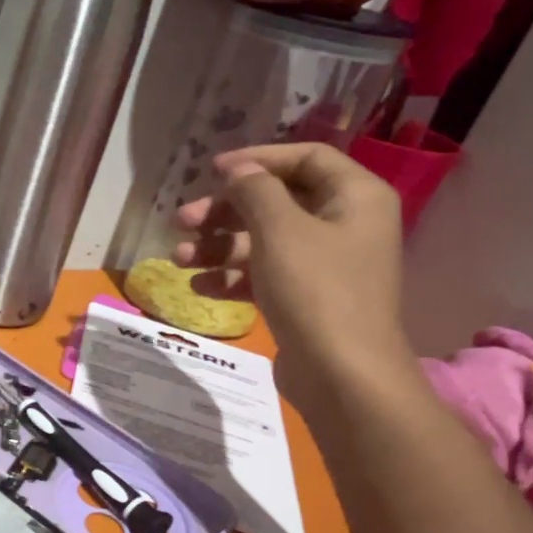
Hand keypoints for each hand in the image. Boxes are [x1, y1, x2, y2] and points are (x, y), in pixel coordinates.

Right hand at [172, 143, 417, 402]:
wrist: (343, 374)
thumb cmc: (316, 290)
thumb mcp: (280, 230)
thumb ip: (256, 191)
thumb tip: (238, 171)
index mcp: (354, 197)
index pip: (305, 158)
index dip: (257, 159)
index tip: (211, 171)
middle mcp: (344, 224)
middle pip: (276, 202)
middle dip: (224, 211)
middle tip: (181, 221)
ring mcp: (325, 264)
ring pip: (263, 241)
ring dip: (218, 246)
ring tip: (178, 259)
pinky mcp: (306, 298)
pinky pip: (263, 274)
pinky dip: (231, 277)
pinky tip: (198, 287)